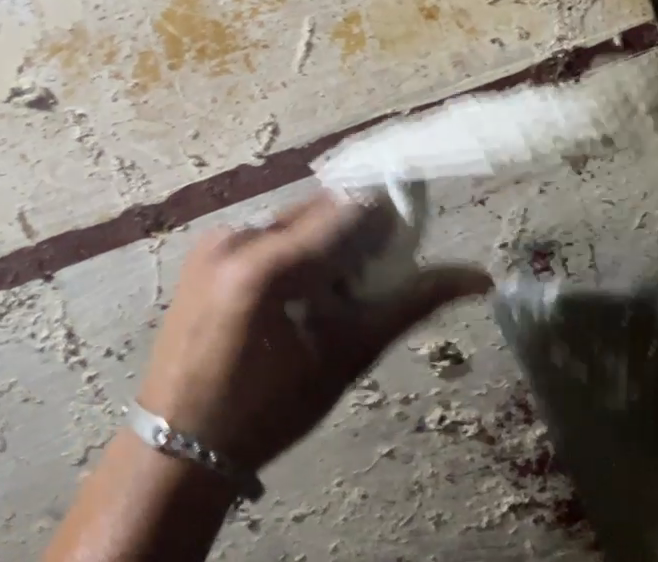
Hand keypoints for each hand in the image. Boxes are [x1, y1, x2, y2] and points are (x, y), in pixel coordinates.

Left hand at [135, 190, 492, 469]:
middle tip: (374, 274)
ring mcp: (215, 241)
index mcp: (269, 263)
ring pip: (299, 216)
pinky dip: (299, 247)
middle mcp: (237, 236)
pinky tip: (301, 290)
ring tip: (336, 288)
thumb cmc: (269, 410)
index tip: (408, 246)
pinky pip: (270, 231)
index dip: (390, 218)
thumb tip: (480, 278)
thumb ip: (412, 303)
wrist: (177, 450)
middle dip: (359, 231)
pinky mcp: (205, 252)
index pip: (353, 207)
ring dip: (330, 238)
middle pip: (325, 207)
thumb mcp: (348, 355)